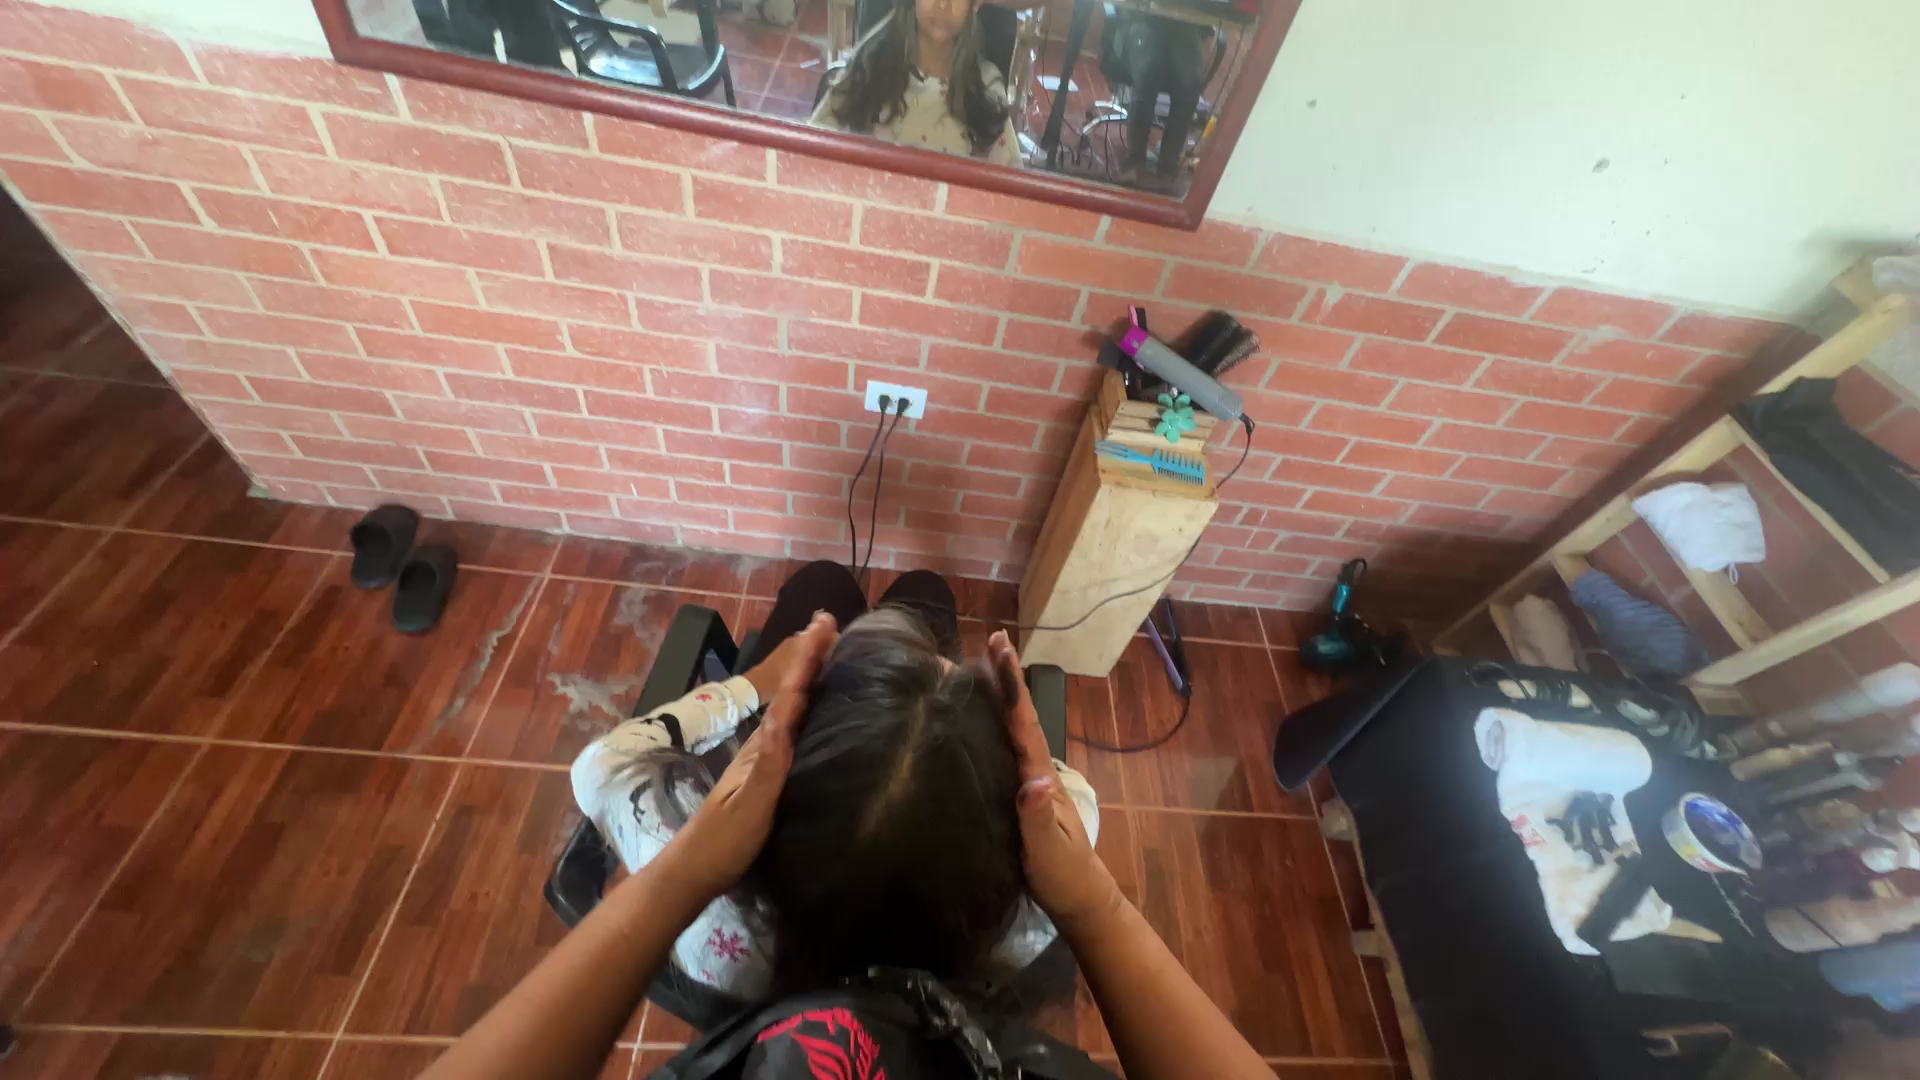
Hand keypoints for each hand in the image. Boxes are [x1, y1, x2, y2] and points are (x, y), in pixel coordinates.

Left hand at [659, 612, 837, 901]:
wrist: (693, 871)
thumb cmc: (724, 841)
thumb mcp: (750, 805)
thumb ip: (767, 766)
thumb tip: (784, 723)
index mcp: (764, 745)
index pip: (791, 693)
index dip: (807, 658)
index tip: (823, 624)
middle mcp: (765, 743)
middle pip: (792, 690)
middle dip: (810, 656)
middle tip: (829, 624)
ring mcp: (765, 756)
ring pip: (792, 704)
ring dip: (808, 674)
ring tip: (827, 651)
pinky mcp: (770, 772)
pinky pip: (794, 725)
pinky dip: (805, 704)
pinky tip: (814, 707)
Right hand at [987, 629, 1123, 933]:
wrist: (1080, 899)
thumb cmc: (1064, 875)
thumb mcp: (1050, 851)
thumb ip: (1040, 818)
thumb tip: (1035, 780)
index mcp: (1040, 774)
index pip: (1024, 721)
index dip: (1011, 684)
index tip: (1001, 646)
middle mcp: (1036, 768)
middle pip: (1018, 714)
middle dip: (1006, 677)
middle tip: (992, 640)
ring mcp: (1030, 780)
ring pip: (1012, 727)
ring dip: (1000, 695)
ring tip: (981, 666)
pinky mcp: (1020, 793)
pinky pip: (1004, 747)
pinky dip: (994, 723)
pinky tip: (980, 720)